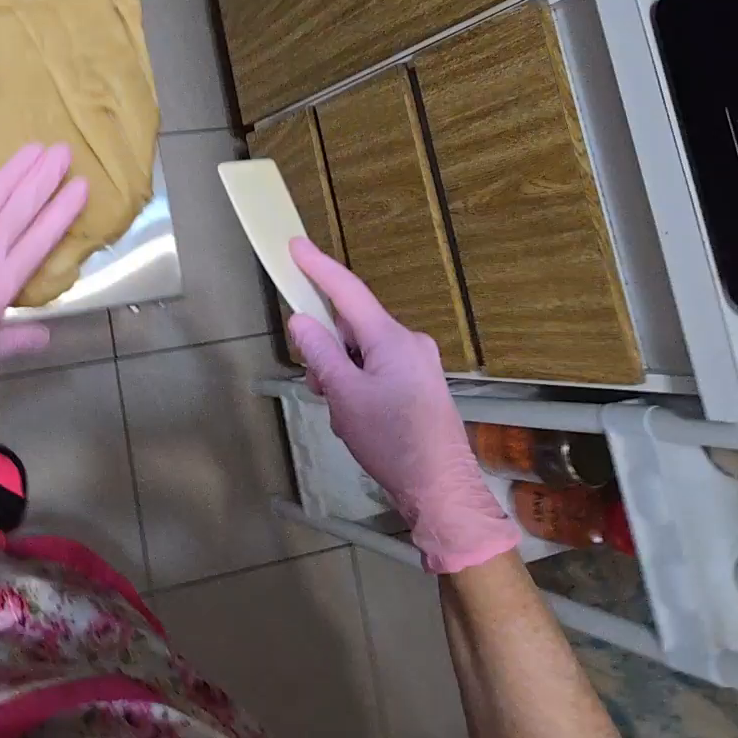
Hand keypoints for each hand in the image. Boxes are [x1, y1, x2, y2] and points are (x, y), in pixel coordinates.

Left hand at [0, 142, 88, 426]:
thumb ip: (17, 340)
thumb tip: (49, 335)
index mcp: (2, 282)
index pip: (42, 239)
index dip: (63, 210)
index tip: (81, 185)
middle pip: (21, 209)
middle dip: (45, 178)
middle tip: (63, 150)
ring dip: (14, 170)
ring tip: (35, 146)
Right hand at [287, 238, 518, 574]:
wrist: (443, 492)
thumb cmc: (392, 441)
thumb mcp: (345, 396)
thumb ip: (320, 353)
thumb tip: (301, 320)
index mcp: (392, 339)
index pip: (348, 291)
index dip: (318, 267)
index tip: (294, 244)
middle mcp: (409, 343)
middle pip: (351, 327)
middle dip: (326, 349)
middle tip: (316, 385)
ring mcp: (417, 365)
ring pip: (360, 353)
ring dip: (340, 374)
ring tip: (342, 413)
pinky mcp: (419, 386)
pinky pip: (375, 370)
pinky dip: (356, 386)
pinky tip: (357, 420)